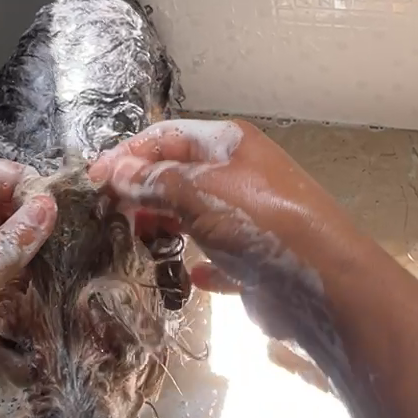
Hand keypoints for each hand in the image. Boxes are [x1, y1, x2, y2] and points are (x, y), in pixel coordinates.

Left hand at [0, 157, 55, 417]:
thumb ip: (4, 248)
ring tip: (75, 253)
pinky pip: (5, 289)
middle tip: (76, 226)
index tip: (59, 200)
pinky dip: (29, 283)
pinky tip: (57, 287)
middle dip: (32, 212)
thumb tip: (48, 201)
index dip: (18, 180)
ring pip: (4, 250)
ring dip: (35, 249)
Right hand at [89, 120, 369, 343]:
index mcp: (229, 144)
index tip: (95, 178)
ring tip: (136, 238)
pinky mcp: (256, 260)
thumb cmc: (259, 221)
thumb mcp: (199, 192)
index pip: (168, 136)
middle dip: (144, 188)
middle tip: (108, 211)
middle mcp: (240, 174)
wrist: (322, 281)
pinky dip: (200, 262)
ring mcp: (250, 217)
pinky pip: (219, 255)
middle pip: (180, 173)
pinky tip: (188, 274)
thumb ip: (155, 181)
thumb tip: (116, 170)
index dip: (130, 153)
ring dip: (166, 223)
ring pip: (197, 214)